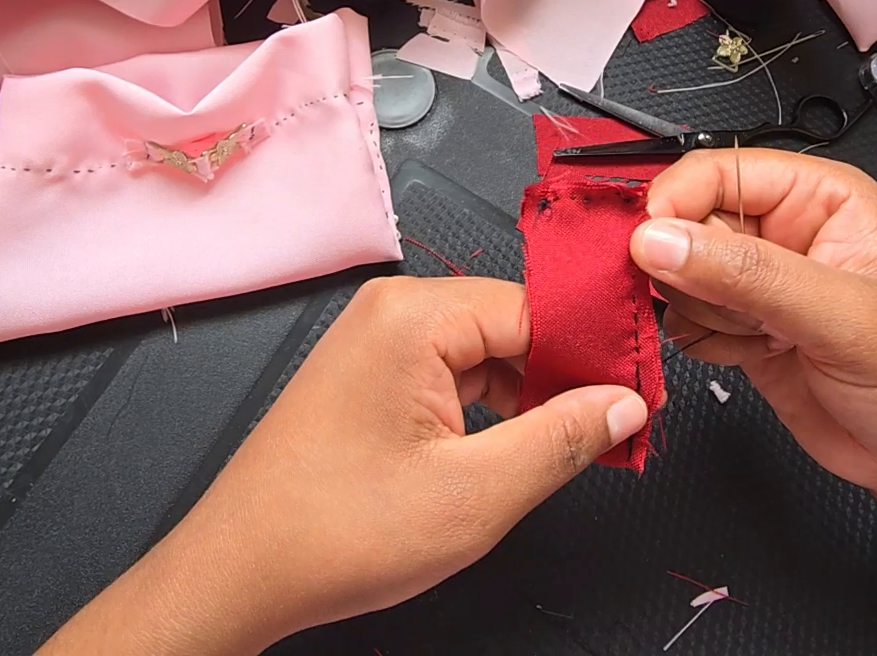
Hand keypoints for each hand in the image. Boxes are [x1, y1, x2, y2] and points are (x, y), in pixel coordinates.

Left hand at [40, 277, 646, 654]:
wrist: (238, 570)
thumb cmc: (342, 532)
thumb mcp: (474, 495)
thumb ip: (561, 438)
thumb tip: (624, 401)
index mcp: (415, 315)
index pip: (535, 310)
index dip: (592, 355)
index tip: (638, 397)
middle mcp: (395, 307)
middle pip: (510, 323)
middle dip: (561, 376)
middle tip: (613, 428)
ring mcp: (379, 334)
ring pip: (483, 347)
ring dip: (527, 392)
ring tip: (568, 442)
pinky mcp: (372, 364)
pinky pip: (450, 366)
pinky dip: (488, 401)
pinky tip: (513, 440)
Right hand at [630, 150, 876, 497]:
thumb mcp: (845, 318)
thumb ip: (748, 273)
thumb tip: (659, 239)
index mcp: (818, 197)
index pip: (719, 171)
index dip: (676, 200)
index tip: (647, 243)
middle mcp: (780, 229)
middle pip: (686, 221)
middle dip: (693, 269)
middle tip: (737, 308)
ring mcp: (755, 278)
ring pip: (677, 271)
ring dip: (704, 311)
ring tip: (761, 335)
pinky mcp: (737, 322)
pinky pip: (683, 315)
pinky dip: (704, 341)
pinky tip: (753, 355)